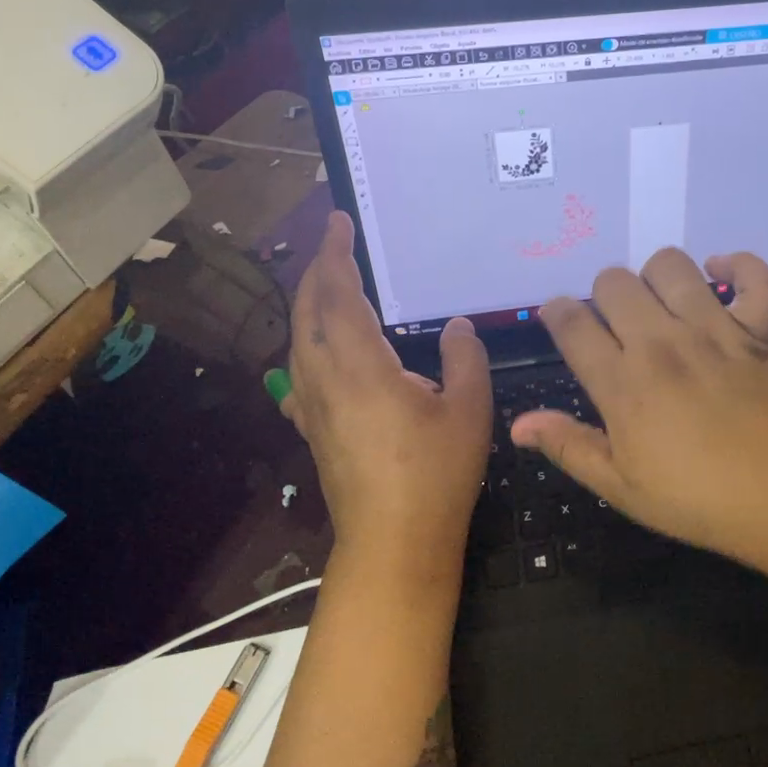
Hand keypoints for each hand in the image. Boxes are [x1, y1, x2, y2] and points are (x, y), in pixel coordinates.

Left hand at [282, 212, 492, 568]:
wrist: (393, 543)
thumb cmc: (435, 475)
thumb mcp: (469, 410)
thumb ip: (464, 358)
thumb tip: (456, 326)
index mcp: (362, 367)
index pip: (338, 295)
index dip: (335, 255)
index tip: (339, 223)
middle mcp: (327, 380)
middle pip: (308, 312)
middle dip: (317, 271)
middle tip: (335, 245)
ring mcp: (313, 407)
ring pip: (298, 342)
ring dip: (309, 305)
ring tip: (329, 286)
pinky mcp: (313, 431)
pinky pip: (298, 376)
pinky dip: (304, 350)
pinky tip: (310, 359)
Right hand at [510, 248, 767, 568]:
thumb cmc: (701, 501)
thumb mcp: (623, 488)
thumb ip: (570, 447)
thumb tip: (519, 423)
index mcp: (623, 383)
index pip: (571, 323)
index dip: (555, 313)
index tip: (558, 318)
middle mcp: (662, 342)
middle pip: (613, 283)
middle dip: (602, 296)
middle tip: (613, 325)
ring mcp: (714, 329)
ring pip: (669, 265)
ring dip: (655, 277)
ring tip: (659, 303)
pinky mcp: (759, 327)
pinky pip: (752, 276)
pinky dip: (739, 266)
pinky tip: (720, 275)